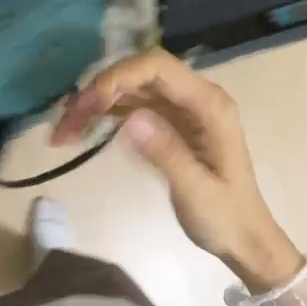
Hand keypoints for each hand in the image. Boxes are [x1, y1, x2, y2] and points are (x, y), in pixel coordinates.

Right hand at [52, 49, 303, 292]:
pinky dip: (104, 119)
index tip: (88, 103)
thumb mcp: (196, 190)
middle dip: (99, 91)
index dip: (119, 75)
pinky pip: (132, 110)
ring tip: (62, 131)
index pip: (158, 68)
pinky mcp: (168, 127)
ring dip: (95, 106)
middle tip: (65, 122)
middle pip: (139, 75)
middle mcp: (195, 99)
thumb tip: (130, 120)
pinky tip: (79, 133)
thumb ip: (166, 153)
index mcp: (209, 105)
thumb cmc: (225, 216)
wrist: (244, 238)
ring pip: (130, 92)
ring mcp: (181, 112)